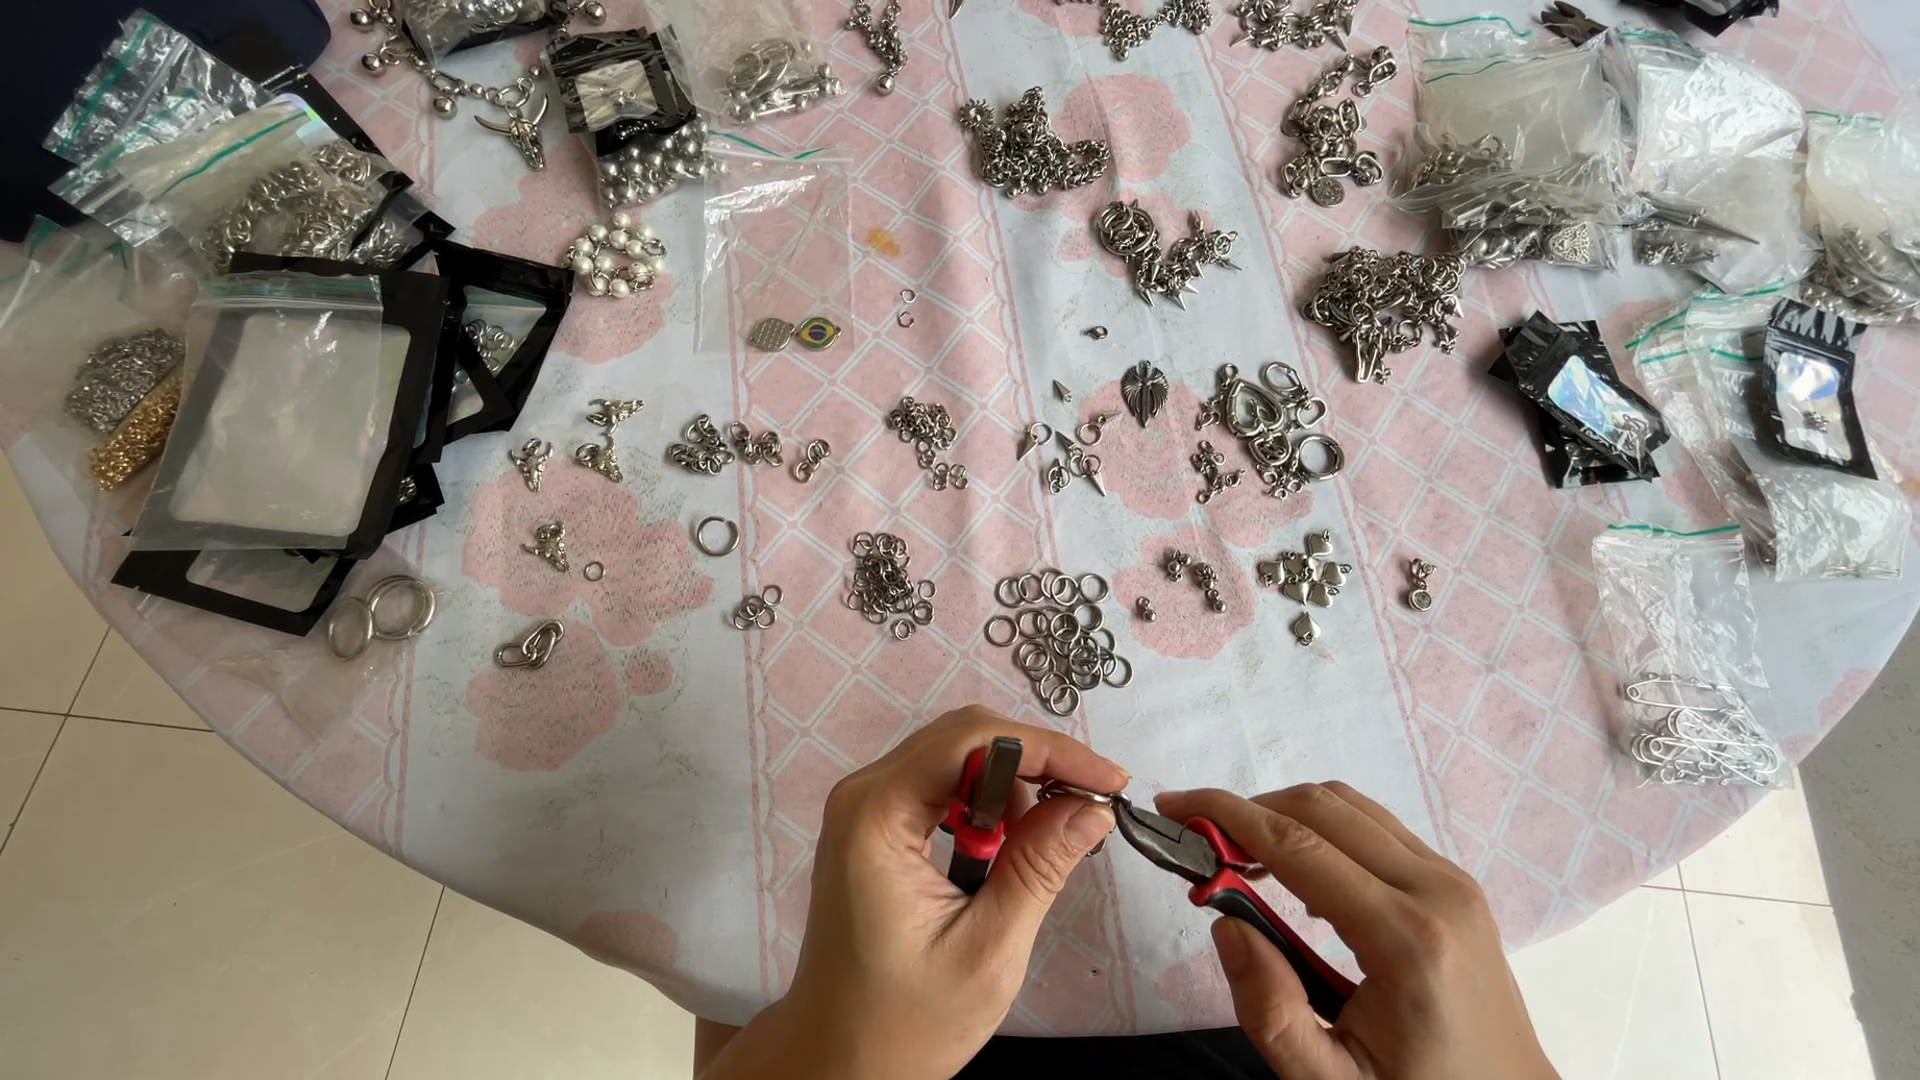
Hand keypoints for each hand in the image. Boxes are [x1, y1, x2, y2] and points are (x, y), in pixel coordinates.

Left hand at [700, 706, 1123, 1079]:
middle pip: (963, 736)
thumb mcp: (987, 950)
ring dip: (1012, 779)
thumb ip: (1039, 867)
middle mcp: (865, 791)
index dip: (1047, 748)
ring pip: (955, 752)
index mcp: (878, 815)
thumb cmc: (906, 1021)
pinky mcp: (875, 819)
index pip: (971, 741)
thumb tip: (1093, 807)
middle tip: (1089, 800)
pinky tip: (1009, 837)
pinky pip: (941, 780)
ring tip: (1049, 830)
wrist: (834, 1056)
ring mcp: (866, 802)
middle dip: (1034, 759)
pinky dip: (986, 797)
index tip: (1108, 780)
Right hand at [1157, 783, 1559, 1079]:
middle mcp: (1436, 889)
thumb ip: (1269, 1011)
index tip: (1173, 807)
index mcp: (1408, 939)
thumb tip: (1225, 921)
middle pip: (1319, 806)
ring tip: (1241, 856)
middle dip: (1246, 808)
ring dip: (1281, 813)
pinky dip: (1318, 827)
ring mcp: (1451, 879)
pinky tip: (1296, 871)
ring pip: (1345, 804)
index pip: (1297, 843)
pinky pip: (1371, 825)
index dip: (1225, 816)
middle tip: (1198, 838)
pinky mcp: (1453, 881)